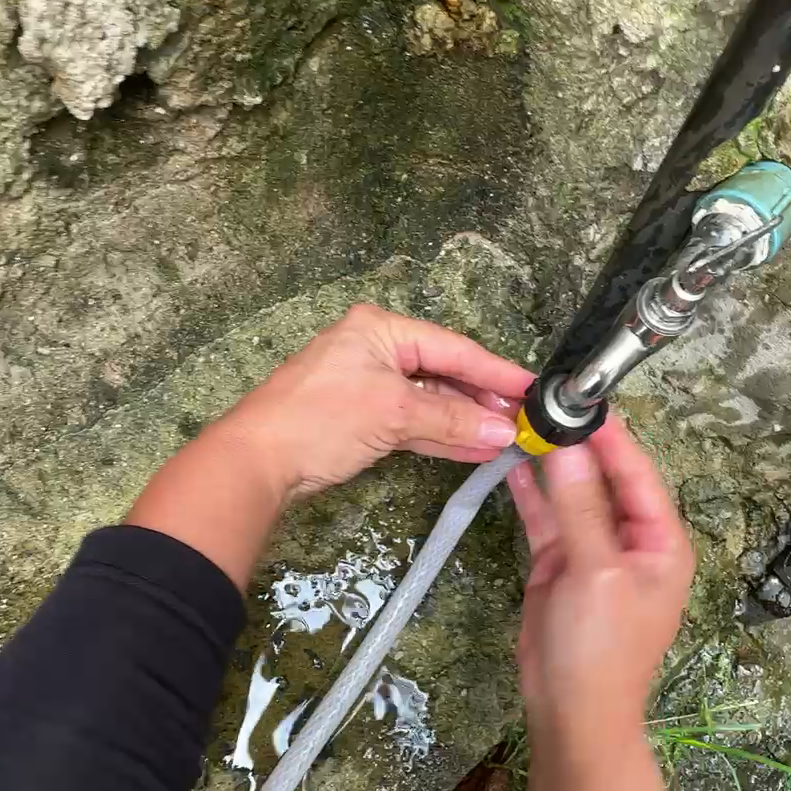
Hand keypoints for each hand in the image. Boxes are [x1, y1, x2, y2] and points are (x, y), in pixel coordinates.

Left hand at [213, 304, 535, 497]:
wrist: (258, 460)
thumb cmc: (321, 419)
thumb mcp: (393, 412)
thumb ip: (451, 418)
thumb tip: (503, 430)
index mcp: (381, 329)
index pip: (452, 347)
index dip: (495, 370)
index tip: (532, 388)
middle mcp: (376, 350)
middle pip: (442, 372)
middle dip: (481, 399)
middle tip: (522, 421)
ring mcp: (368, 385)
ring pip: (428, 400)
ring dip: (464, 421)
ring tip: (506, 440)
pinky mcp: (362, 418)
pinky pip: (411, 422)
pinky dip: (439, 436)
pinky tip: (474, 449)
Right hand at [506, 415, 695, 735]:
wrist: (571, 711)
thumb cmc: (600, 646)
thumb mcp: (595, 572)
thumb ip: (580, 507)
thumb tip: (569, 446)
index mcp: (661, 541)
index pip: (637, 474)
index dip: (612, 437)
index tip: (582, 399)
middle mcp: (630, 539)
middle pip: (604, 479)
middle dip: (578, 445)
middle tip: (546, 403)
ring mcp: (592, 549)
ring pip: (572, 495)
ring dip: (551, 464)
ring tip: (525, 422)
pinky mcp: (560, 562)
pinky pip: (547, 518)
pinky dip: (531, 493)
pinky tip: (513, 463)